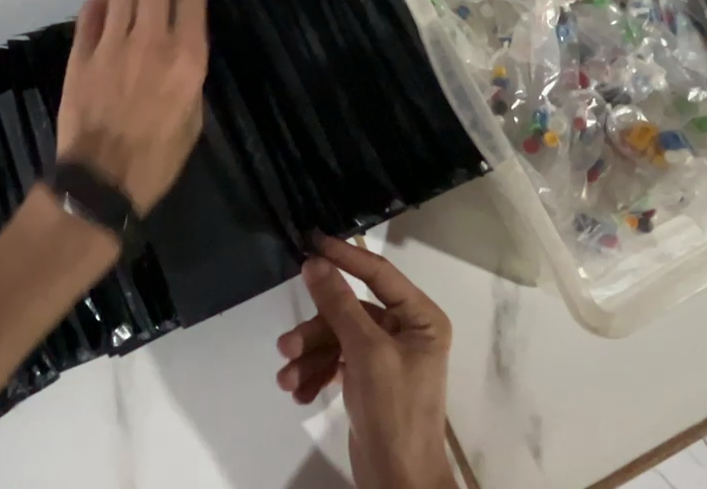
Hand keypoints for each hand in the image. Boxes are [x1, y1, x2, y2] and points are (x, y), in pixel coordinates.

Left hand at [57, 0, 209, 213]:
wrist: (102, 181)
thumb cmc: (158, 158)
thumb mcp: (194, 117)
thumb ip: (191, 73)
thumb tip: (183, 45)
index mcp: (187, 58)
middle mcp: (151, 40)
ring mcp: (111, 44)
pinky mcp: (81, 53)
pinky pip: (91, 9)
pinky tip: (109, 4)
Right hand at [276, 237, 456, 488]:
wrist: (399, 482)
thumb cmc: (394, 410)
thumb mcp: (365, 352)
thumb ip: (339, 304)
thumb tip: (315, 261)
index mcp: (420, 318)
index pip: (379, 273)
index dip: (345, 256)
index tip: (312, 241)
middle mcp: (406, 331)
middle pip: (350, 310)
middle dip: (316, 329)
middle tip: (286, 344)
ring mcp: (386, 356)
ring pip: (338, 337)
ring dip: (310, 356)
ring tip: (286, 377)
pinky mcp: (368, 380)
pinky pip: (336, 362)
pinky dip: (315, 374)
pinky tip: (298, 391)